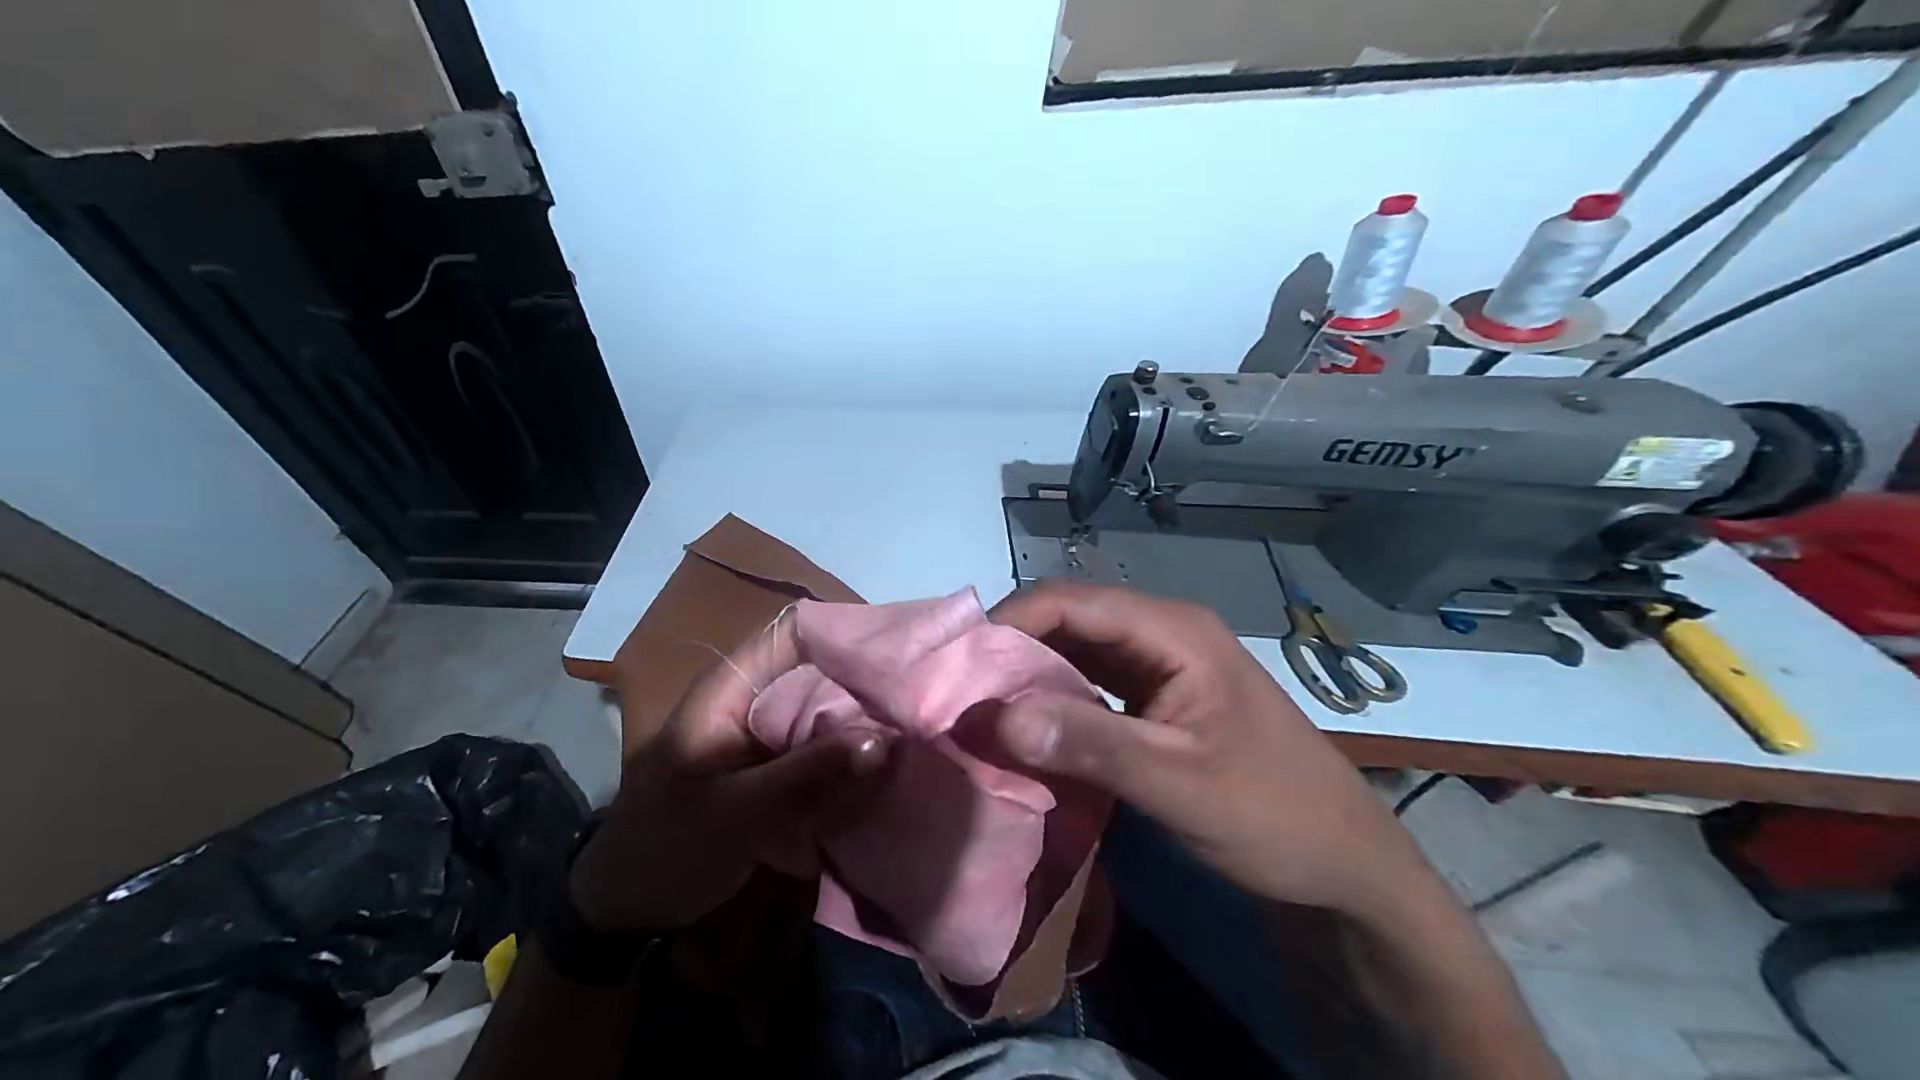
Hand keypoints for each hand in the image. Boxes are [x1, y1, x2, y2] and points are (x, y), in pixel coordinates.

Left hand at [569, 619, 888, 931]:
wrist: (625, 908)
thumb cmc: (666, 849)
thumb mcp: (734, 815)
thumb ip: (805, 777)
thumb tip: (883, 740)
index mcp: (728, 689)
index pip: (793, 633)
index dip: (844, 634)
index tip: (897, 655)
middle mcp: (751, 699)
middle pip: (818, 669)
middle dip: (865, 682)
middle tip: (918, 699)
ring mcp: (764, 733)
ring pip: (825, 708)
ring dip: (863, 720)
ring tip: (915, 728)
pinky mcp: (774, 766)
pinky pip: (822, 745)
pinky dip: (850, 753)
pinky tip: (885, 764)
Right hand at [989, 581, 1429, 918]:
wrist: (1342, 864)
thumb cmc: (1273, 814)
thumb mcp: (1180, 782)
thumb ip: (1090, 743)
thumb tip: (993, 715)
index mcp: (1172, 630)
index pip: (1070, 600)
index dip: (1009, 624)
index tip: (957, 670)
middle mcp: (1160, 634)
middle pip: (1066, 621)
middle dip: (1009, 651)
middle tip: (957, 696)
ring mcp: (1157, 666)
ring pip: (1073, 652)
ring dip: (1026, 678)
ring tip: (977, 713)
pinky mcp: (1152, 699)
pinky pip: (1087, 685)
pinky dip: (1050, 703)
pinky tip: (1023, 731)